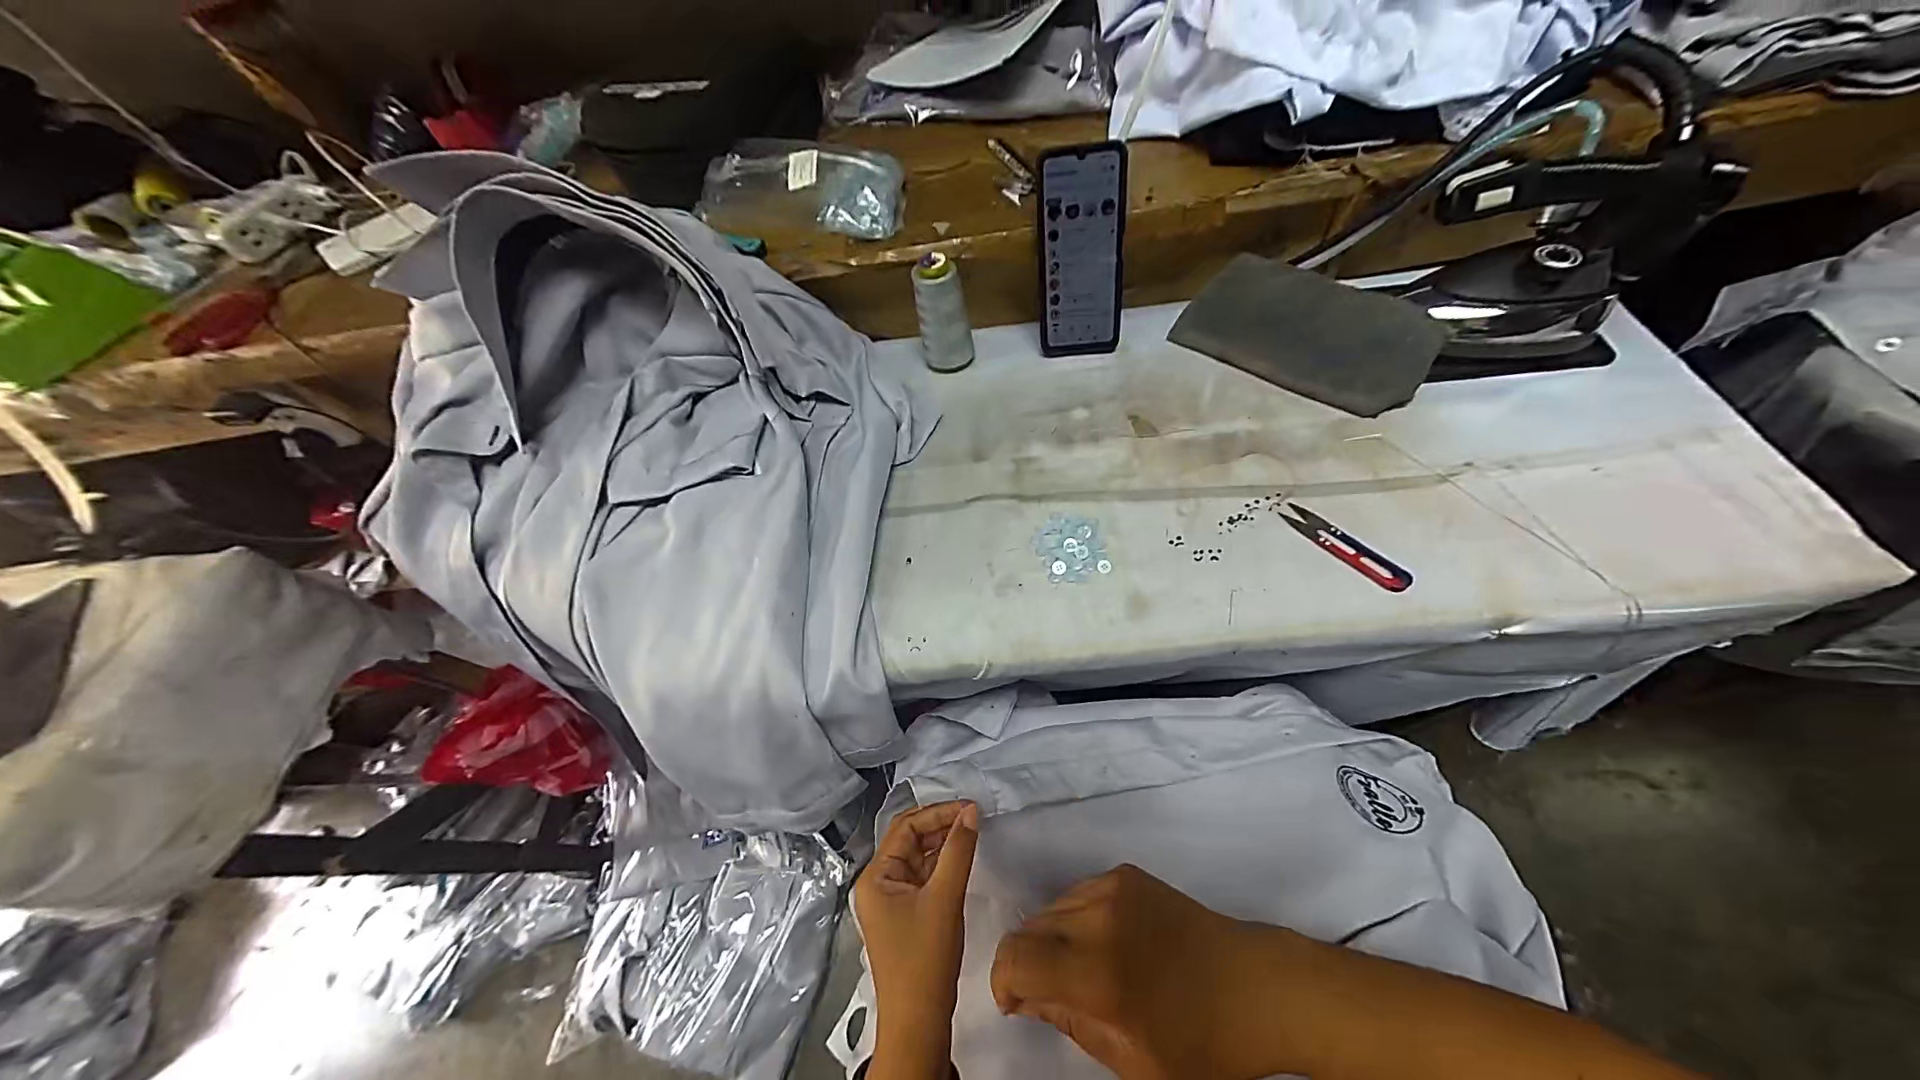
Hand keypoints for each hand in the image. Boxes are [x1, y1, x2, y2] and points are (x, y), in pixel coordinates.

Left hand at [853, 801, 978, 1071]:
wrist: (919, 1022)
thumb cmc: (925, 959)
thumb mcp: (944, 898)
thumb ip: (959, 850)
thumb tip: (970, 812)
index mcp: (876, 876)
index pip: (906, 828)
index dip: (938, 813)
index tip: (970, 808)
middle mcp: (879, 883)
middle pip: (910, 839)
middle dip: (941, 825)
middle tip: (974, 816)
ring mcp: (892, 900)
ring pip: (919, 858)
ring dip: (944, 843)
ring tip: (972, 831)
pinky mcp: (907, 914)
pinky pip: (924, 877)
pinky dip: (943, 865)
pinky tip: (963, 858)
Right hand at [989, 863, 1302, 1079]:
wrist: (1258, 986)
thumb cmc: (1200, 1042)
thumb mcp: (1131, 1060)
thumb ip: (1069, 1022)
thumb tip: (1027, 995)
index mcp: (1098, 973)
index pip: (1016, 958)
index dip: (1004, 981)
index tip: (1015, 1003)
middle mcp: (1098, 918)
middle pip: (1028, 929)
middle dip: (1026, 962)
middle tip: (1049, 993)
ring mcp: (1113, 888)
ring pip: (1050, 908)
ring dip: (1050, 939)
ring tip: (1079, 969)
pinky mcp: (1126, 874)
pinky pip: (1076, 893)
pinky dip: (1074, 919)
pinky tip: (1102, 943)